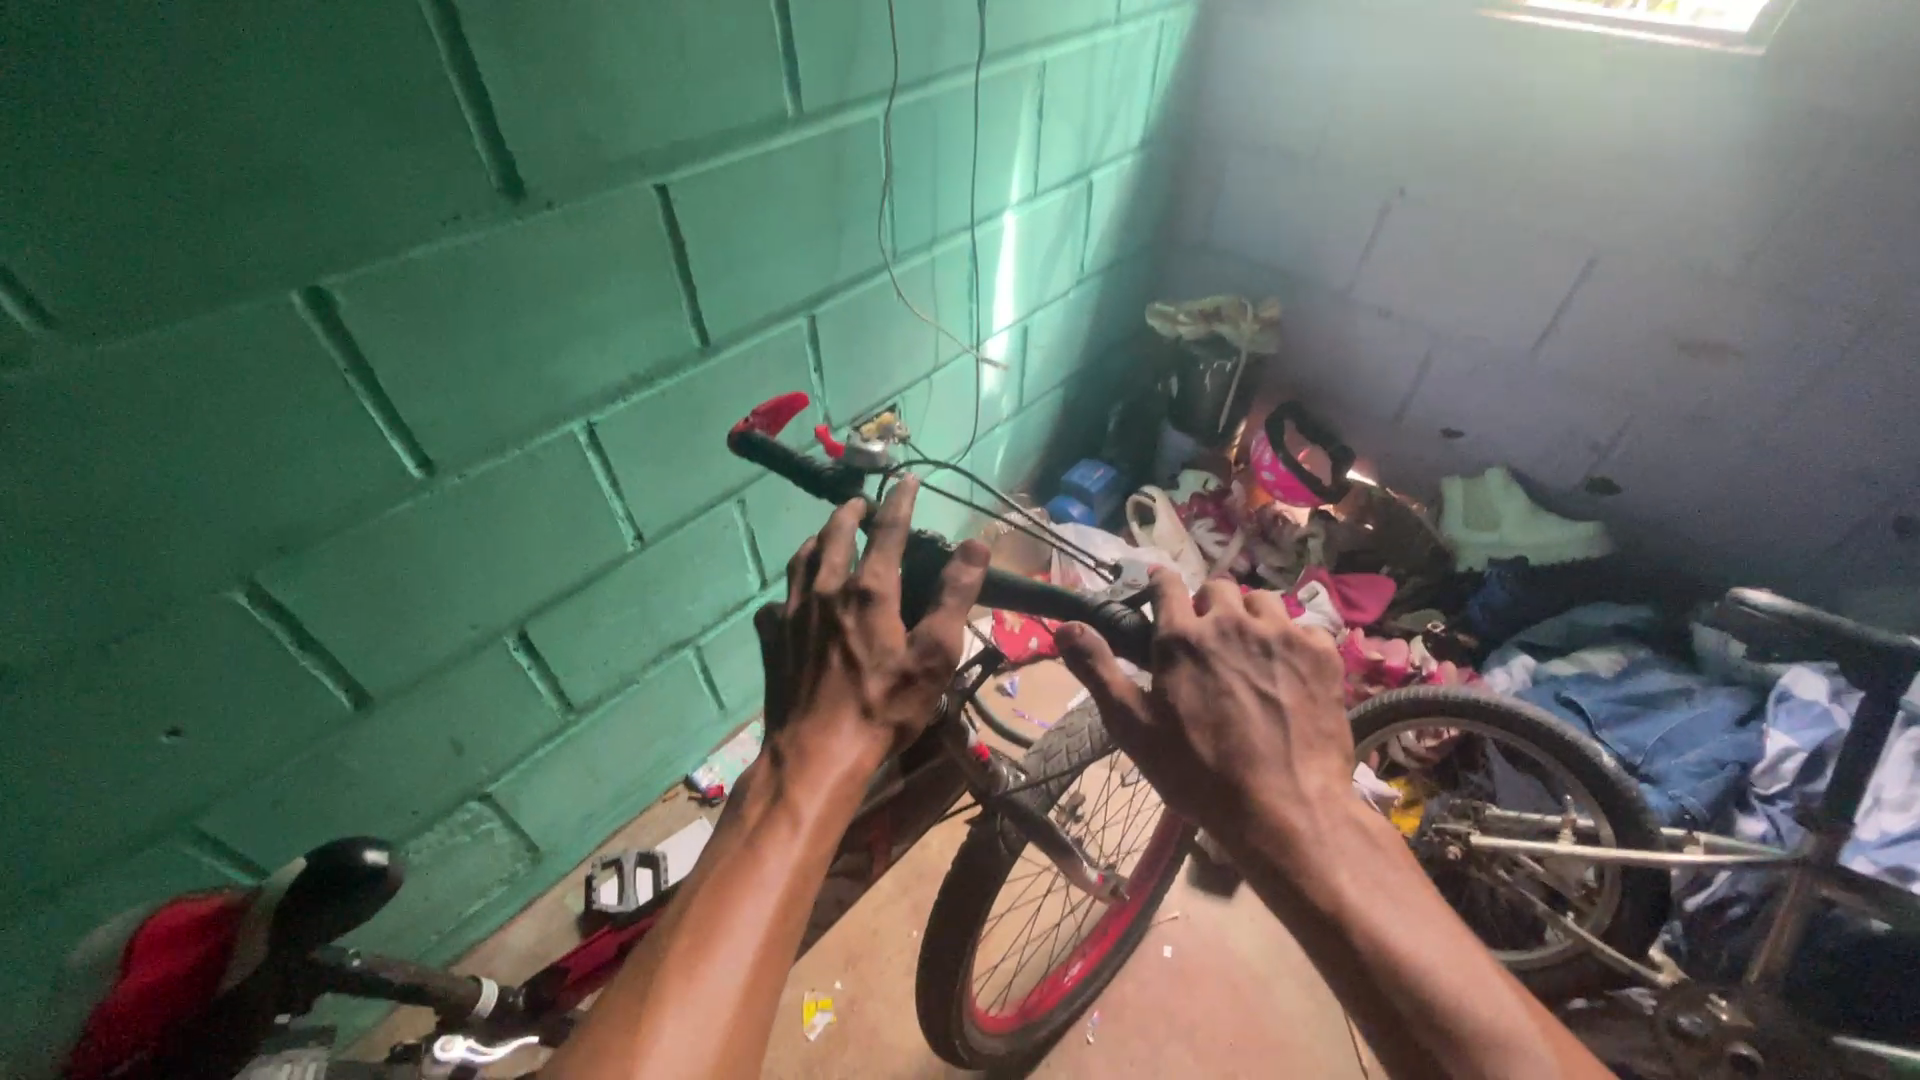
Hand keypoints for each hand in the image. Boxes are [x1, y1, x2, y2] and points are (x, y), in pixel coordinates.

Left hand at [754, 476, 989, 758]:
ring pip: (801, 559)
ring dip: (817, 539)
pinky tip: (794, 601)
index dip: (900, 501)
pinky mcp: (771, 638)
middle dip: (851, 511)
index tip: (906, 480)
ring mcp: (792, 613)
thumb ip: (954, 596)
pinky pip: (777, 601)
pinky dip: (790, 591)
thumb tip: (976, 544)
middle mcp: (826, 588)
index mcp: (869, 590)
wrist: (816, 754)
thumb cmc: (884, 707)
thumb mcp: (935, 656)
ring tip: (827, 536)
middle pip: (835, 534)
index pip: (888, 529)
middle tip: (863, 504)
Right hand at [1054, 572, 1351, 847]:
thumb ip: (1097, 669)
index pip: (1167, 584)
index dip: (1160, 585)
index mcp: (1181, 638)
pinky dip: (1293, 639)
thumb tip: (1065, 625)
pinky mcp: (1322, 655)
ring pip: (1263, 600)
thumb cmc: (1198, 773)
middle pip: (1218, 587)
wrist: (1286, 810)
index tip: (1160, 594)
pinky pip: (1305, 625)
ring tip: (1249, 649)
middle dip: (1207, 605)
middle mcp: (1232, 623)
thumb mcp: (1132, 726)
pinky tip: (1288, 669)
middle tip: (1206, 640)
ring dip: (1250, 616)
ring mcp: (1282, 636)